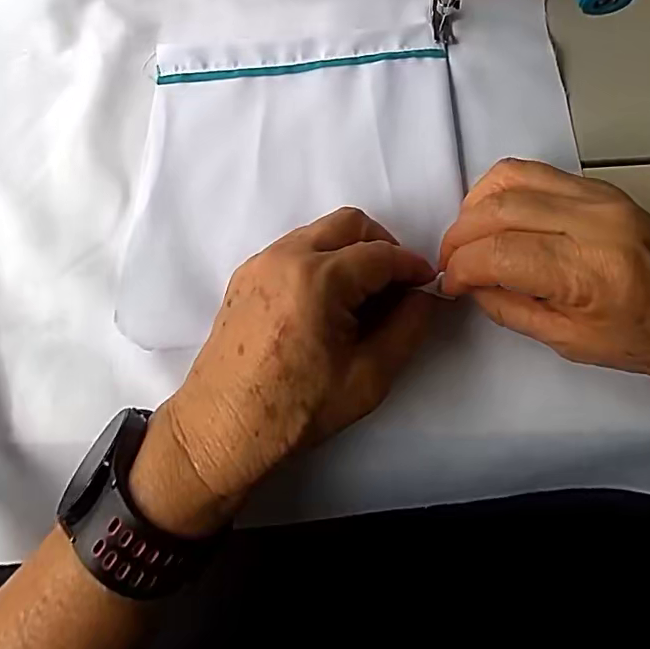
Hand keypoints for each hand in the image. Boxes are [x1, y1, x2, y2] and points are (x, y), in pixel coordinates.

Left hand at [133, 208, 438, 535]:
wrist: (223, 424)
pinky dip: (318, 260)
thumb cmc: (293, 409)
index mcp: (316, 278)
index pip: (380, 253)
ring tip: (362, 297)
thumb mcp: (368, 376)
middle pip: (347, 224)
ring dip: (348, 251)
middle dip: (381, 245)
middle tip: (396, 284)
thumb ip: (407, 328)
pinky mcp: (244, 276)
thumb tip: (424, 297)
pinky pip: (291, 249)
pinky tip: (326, 302)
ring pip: (317, 233)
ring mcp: (259, 263)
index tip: (426, 284)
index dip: (412, 266)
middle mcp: (284, 258)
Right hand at [436, 159, 649, 398]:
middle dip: (458, 237)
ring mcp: (598, 198)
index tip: (451, 283)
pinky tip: (495, 217)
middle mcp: (594, 225)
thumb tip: (469, 281)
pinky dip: (499, 191)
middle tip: (451, 261)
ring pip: (507, 179)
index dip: (460, 267)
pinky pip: (530, 172)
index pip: (497, 253)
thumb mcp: (569, 342)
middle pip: (496, 209)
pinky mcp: (599, 187)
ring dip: (474, 207)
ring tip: (470, 236)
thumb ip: (508, 307)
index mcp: (591, 274)